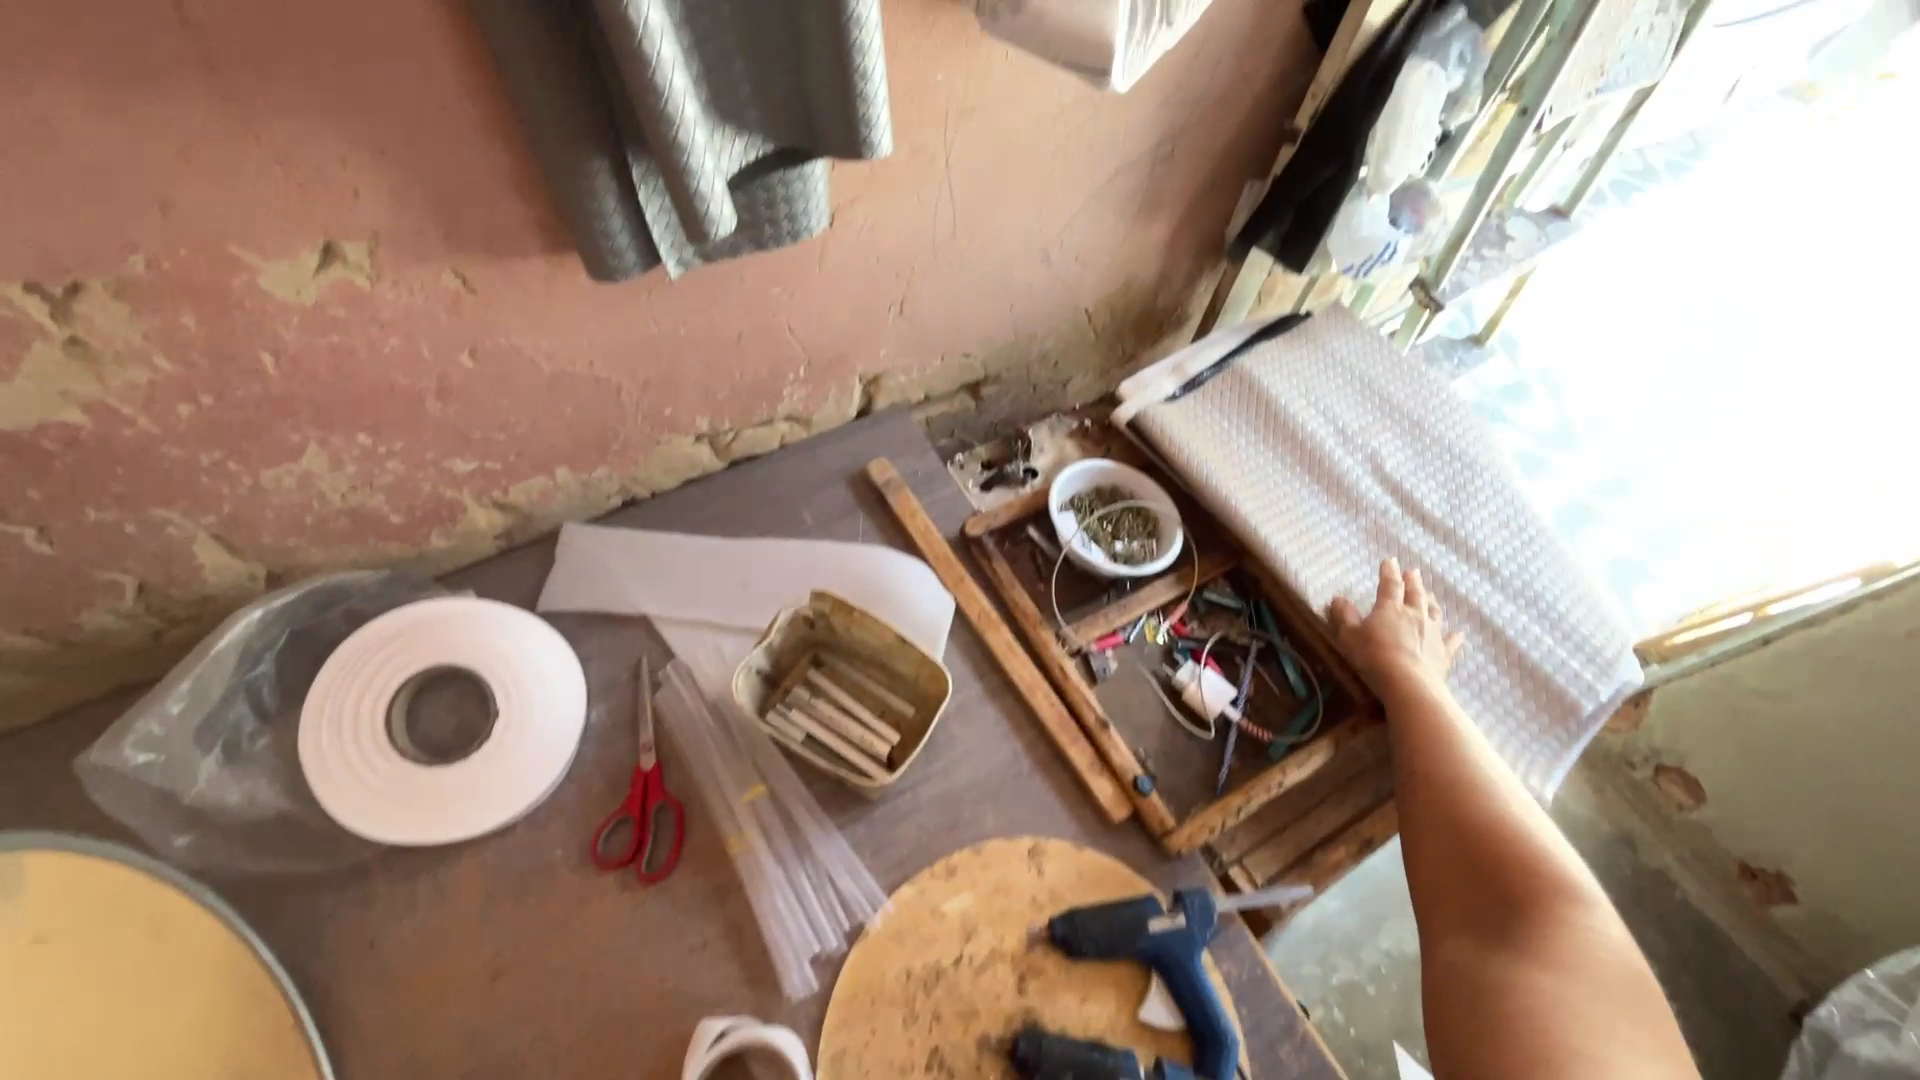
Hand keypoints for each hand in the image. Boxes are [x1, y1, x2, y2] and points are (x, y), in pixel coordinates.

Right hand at [1329, 557, 1465, 702]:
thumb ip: (1344, 616)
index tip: (1390, 561)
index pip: (1389, 585)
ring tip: (1430, 594)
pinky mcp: (1443, 653)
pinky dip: (1454, 637)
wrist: (1409, 684)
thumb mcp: (1349, 636)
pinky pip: (1450, 642)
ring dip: (1431, 602)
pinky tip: (1459, 634)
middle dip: (1413, 582)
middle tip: (1413, 572)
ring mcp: (1432, 633)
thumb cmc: (1373, 657)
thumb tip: (1339, 599)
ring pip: (1433, 612)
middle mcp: (1415, 615)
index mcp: (1390, 608)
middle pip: (1415, 594)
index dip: (1389, 572)